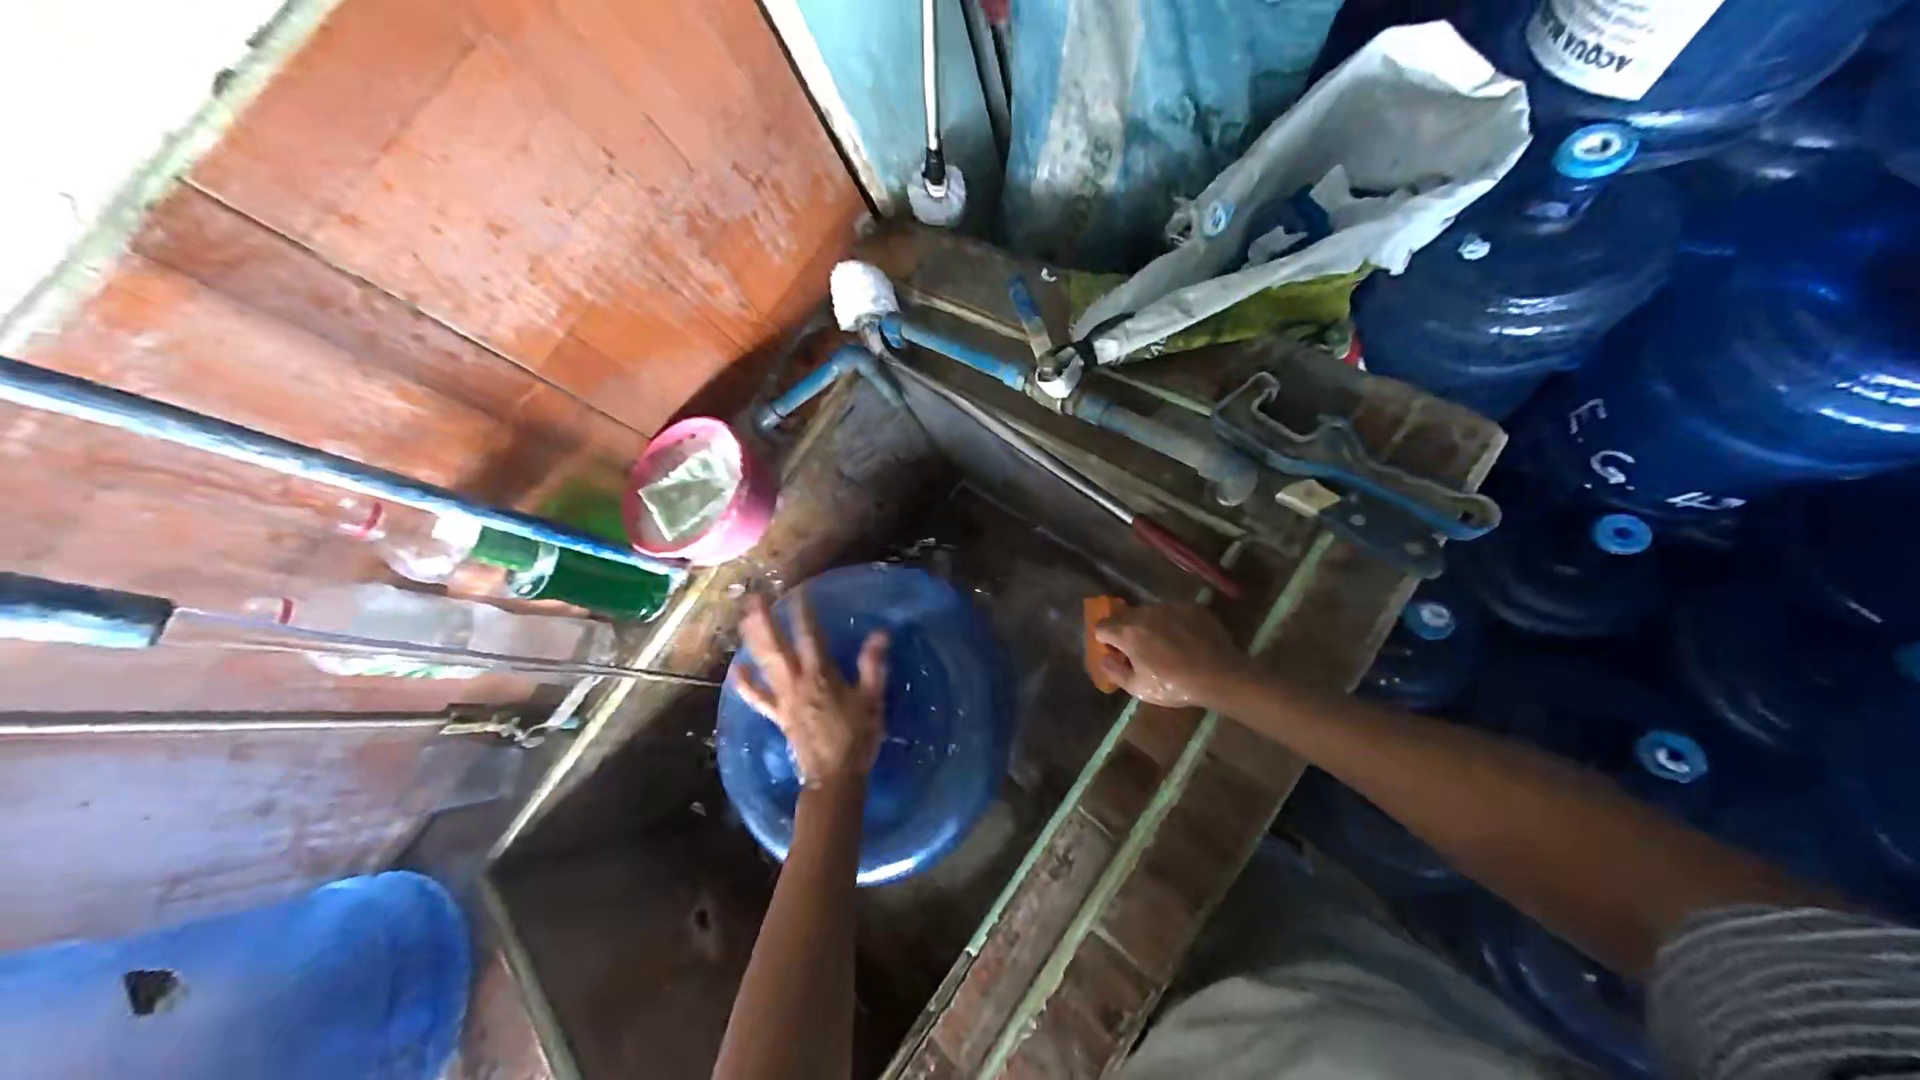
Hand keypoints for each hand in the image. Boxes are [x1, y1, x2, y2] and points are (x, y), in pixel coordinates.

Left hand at [736, 590, 888, 787]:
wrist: (834, 777)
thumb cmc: (857, 737)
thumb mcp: (872, 700)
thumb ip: (873, 665)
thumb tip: (880, 633)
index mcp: (821, 676)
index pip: (810, 636)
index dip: (804, 613)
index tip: (799, 591)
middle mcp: (797, 683)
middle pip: (776, 646)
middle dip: (765, 620)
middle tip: (754, 596)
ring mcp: (783, 699)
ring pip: (764, 664)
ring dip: (752, 640)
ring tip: (744, 618)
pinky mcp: (777, 715)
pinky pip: (757, 698)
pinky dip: (745, 683)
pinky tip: (736, 669)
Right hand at [1093, 602, 1246, 707]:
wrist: (1220, 675)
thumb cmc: (1175, 685)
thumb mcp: (1139, 688)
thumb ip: (1115, 671)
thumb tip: (1104, 658)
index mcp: (1127, 633)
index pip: (1101, 626)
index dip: (1105, 640)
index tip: (1115, 653)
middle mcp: (1145, 614)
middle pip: (1123, 616)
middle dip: (1125, 630)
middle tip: (1138, 650)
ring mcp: (1169, 607)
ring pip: (1149, 612)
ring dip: (1149, 625)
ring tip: (1165, 644)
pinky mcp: (1191, 607)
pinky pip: (1173, 612)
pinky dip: (1173, 622)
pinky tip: (1185, 639)